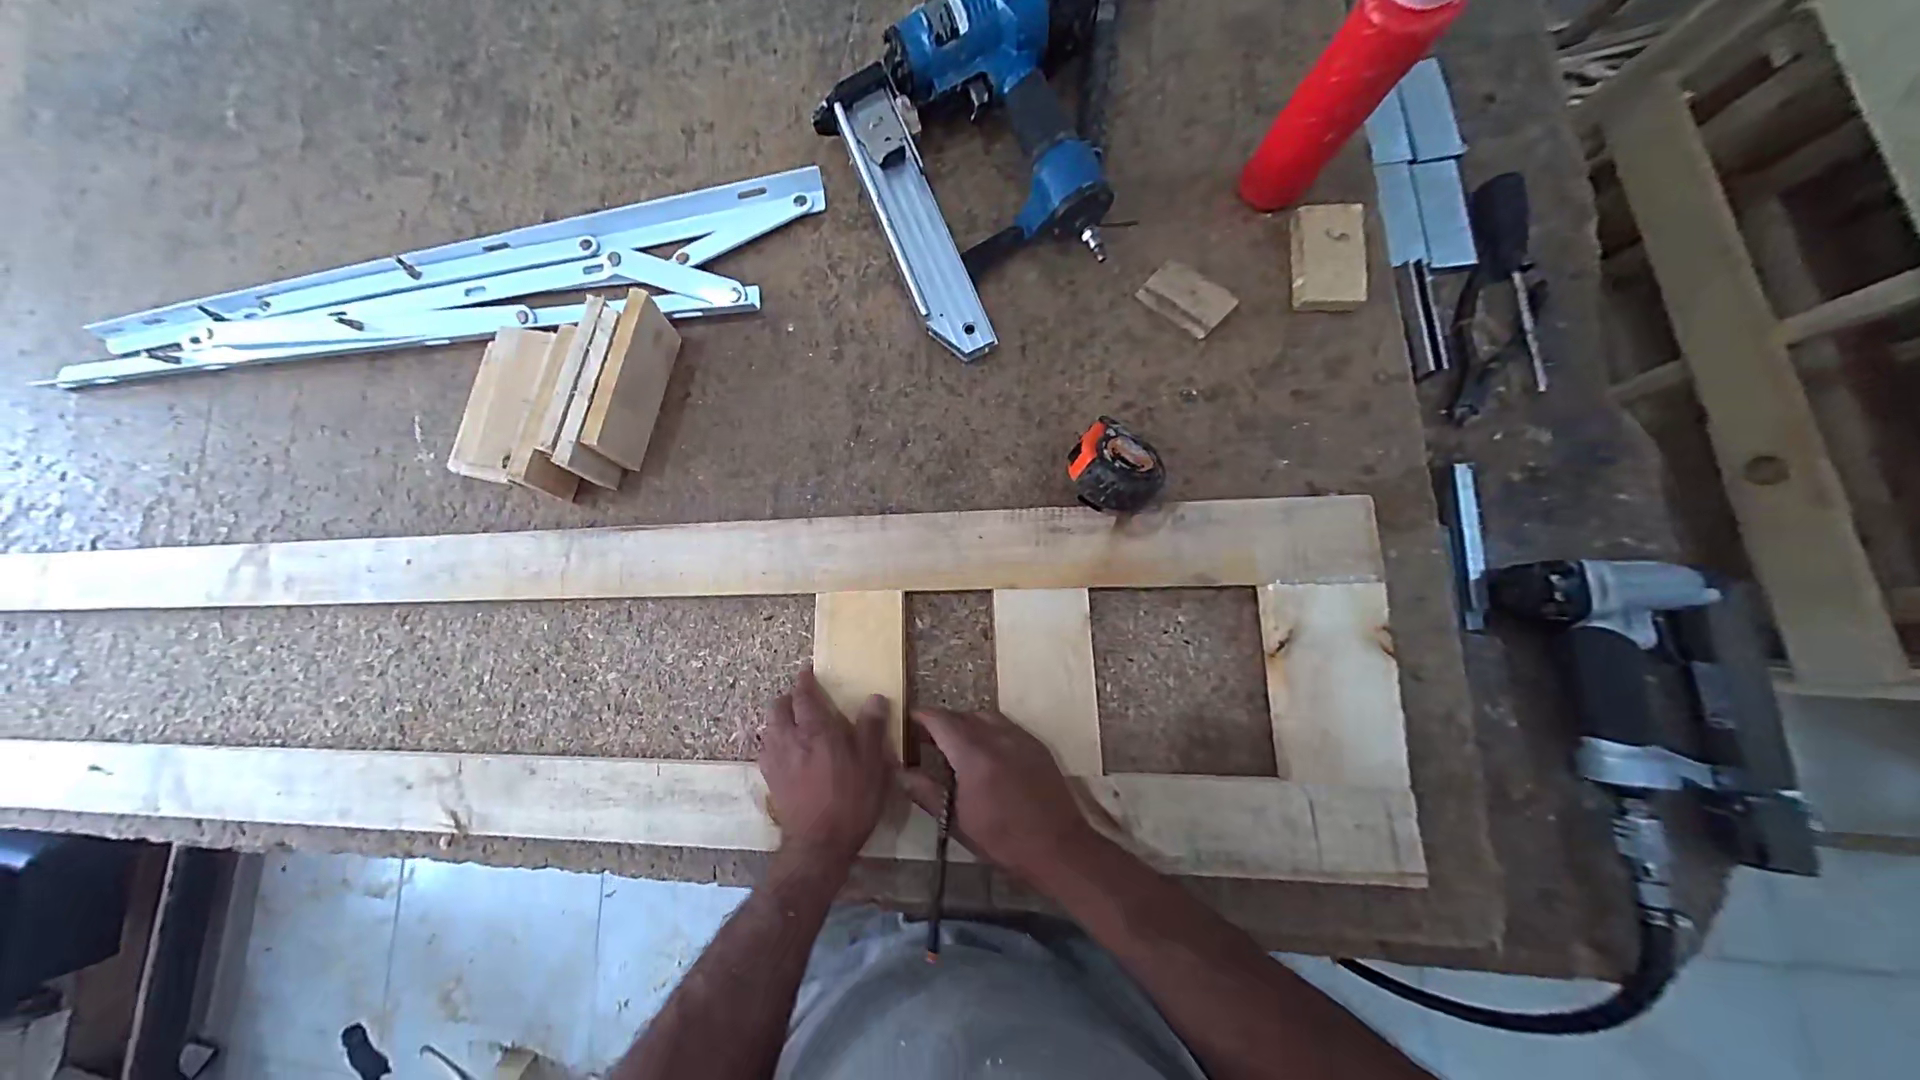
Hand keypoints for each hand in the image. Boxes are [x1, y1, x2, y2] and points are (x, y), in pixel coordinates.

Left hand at [757, 668, 891, 867]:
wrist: (819, 845)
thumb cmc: (851, 800)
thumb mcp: (872, 763)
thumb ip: (871, 728)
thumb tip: (874, 698)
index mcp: (816, 730)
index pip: (803, 696)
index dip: (804, 682)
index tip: (807, 672)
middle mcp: (790, 740)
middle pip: (778, 708)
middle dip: (787, 698)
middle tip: (802, 698)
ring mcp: (776, 761)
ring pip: (769, 728)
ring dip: (779, 719)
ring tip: (793, 722)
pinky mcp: (770, 780)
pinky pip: (766, 749)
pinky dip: (774, 741)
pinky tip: (786, 750)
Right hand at [901, 707, 1097, 883]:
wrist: (1058, 847)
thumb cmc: (1003, 841)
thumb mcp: (958, 822)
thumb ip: (928, 793)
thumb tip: (902, 774)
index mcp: (975, 756)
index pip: (942, 721)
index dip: (922, 716)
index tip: (909, 719)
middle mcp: (998, 737)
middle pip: (963, 715)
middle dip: (943, 722)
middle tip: (927, 738)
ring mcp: (1020, 738)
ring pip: (986, 716)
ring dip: (967, 723)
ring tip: (956, 744)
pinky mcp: (1036, 744)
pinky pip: (1006, 725)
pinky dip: (989, 729)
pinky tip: (986, 751)